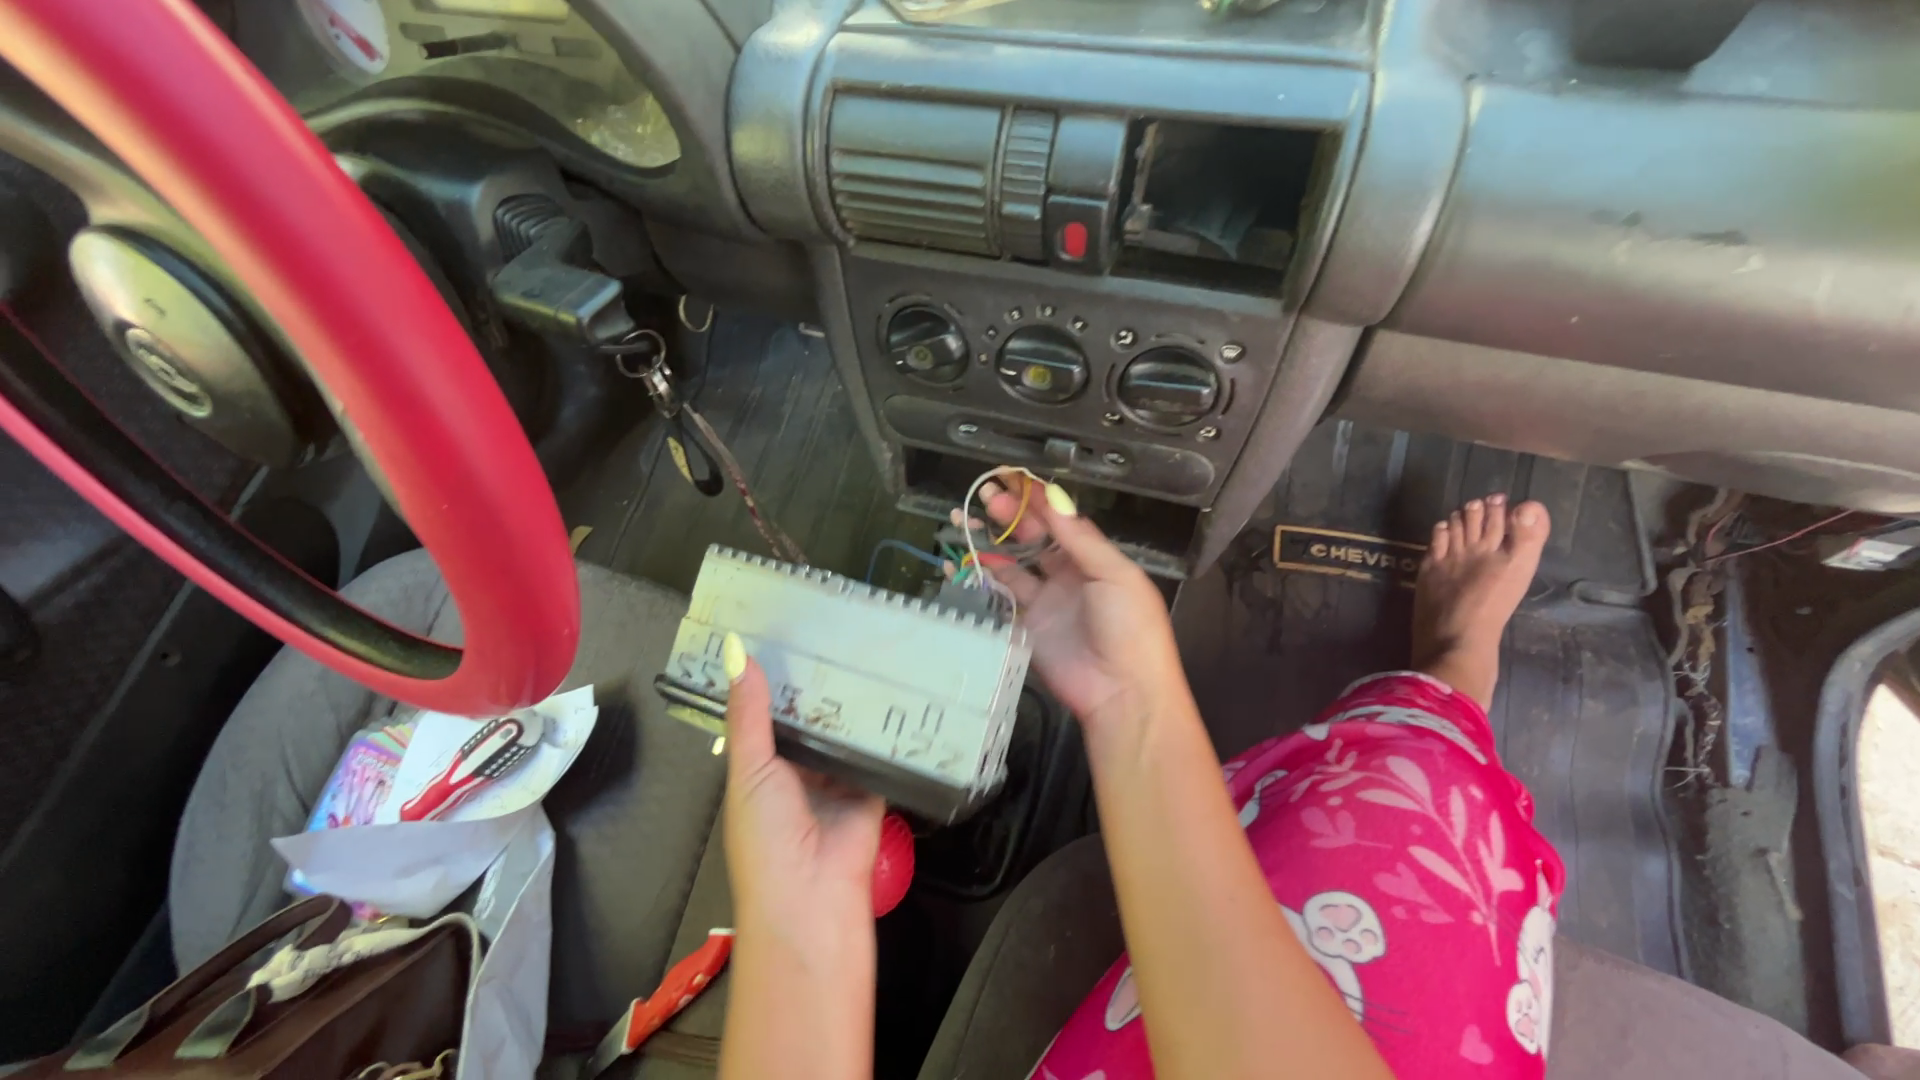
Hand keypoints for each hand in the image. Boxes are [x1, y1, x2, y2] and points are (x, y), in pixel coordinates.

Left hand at [718, 632, 880, 1079]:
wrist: (812, 898)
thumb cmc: (766, 834)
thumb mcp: (750, 769)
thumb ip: (750, 713)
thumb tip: (736, 650)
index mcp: (763, 766)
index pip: (770, 710)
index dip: (778, 675)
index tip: (790, 627)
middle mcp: (800, 769)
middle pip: (812, 717)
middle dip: (821, 683)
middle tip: (838, 625)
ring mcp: (838, 779)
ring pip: (846, 731)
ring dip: (853, 701)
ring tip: (869, 645)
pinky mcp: (874, 786)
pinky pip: (879, 751)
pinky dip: (886, 728)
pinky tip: (898, 686)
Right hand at [977, 475, 1192, 735]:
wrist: (1122, 692)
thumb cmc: (1130, 628)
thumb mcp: (1114, 574)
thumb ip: (1080, 538)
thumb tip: (1053, 497)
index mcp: (1093, 558)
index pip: (1059, 520)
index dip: (1035, 500)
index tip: (1010, 480)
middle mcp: (1067, 574)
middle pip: (1032, 537)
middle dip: (1009, 516)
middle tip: (986, 498)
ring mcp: (1046, 600)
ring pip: (1011, 563)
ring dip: (989, 542)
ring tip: (962, 521)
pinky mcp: (1027, 625)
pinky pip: (1000, 596)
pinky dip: (980, 579)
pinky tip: (960, 563)